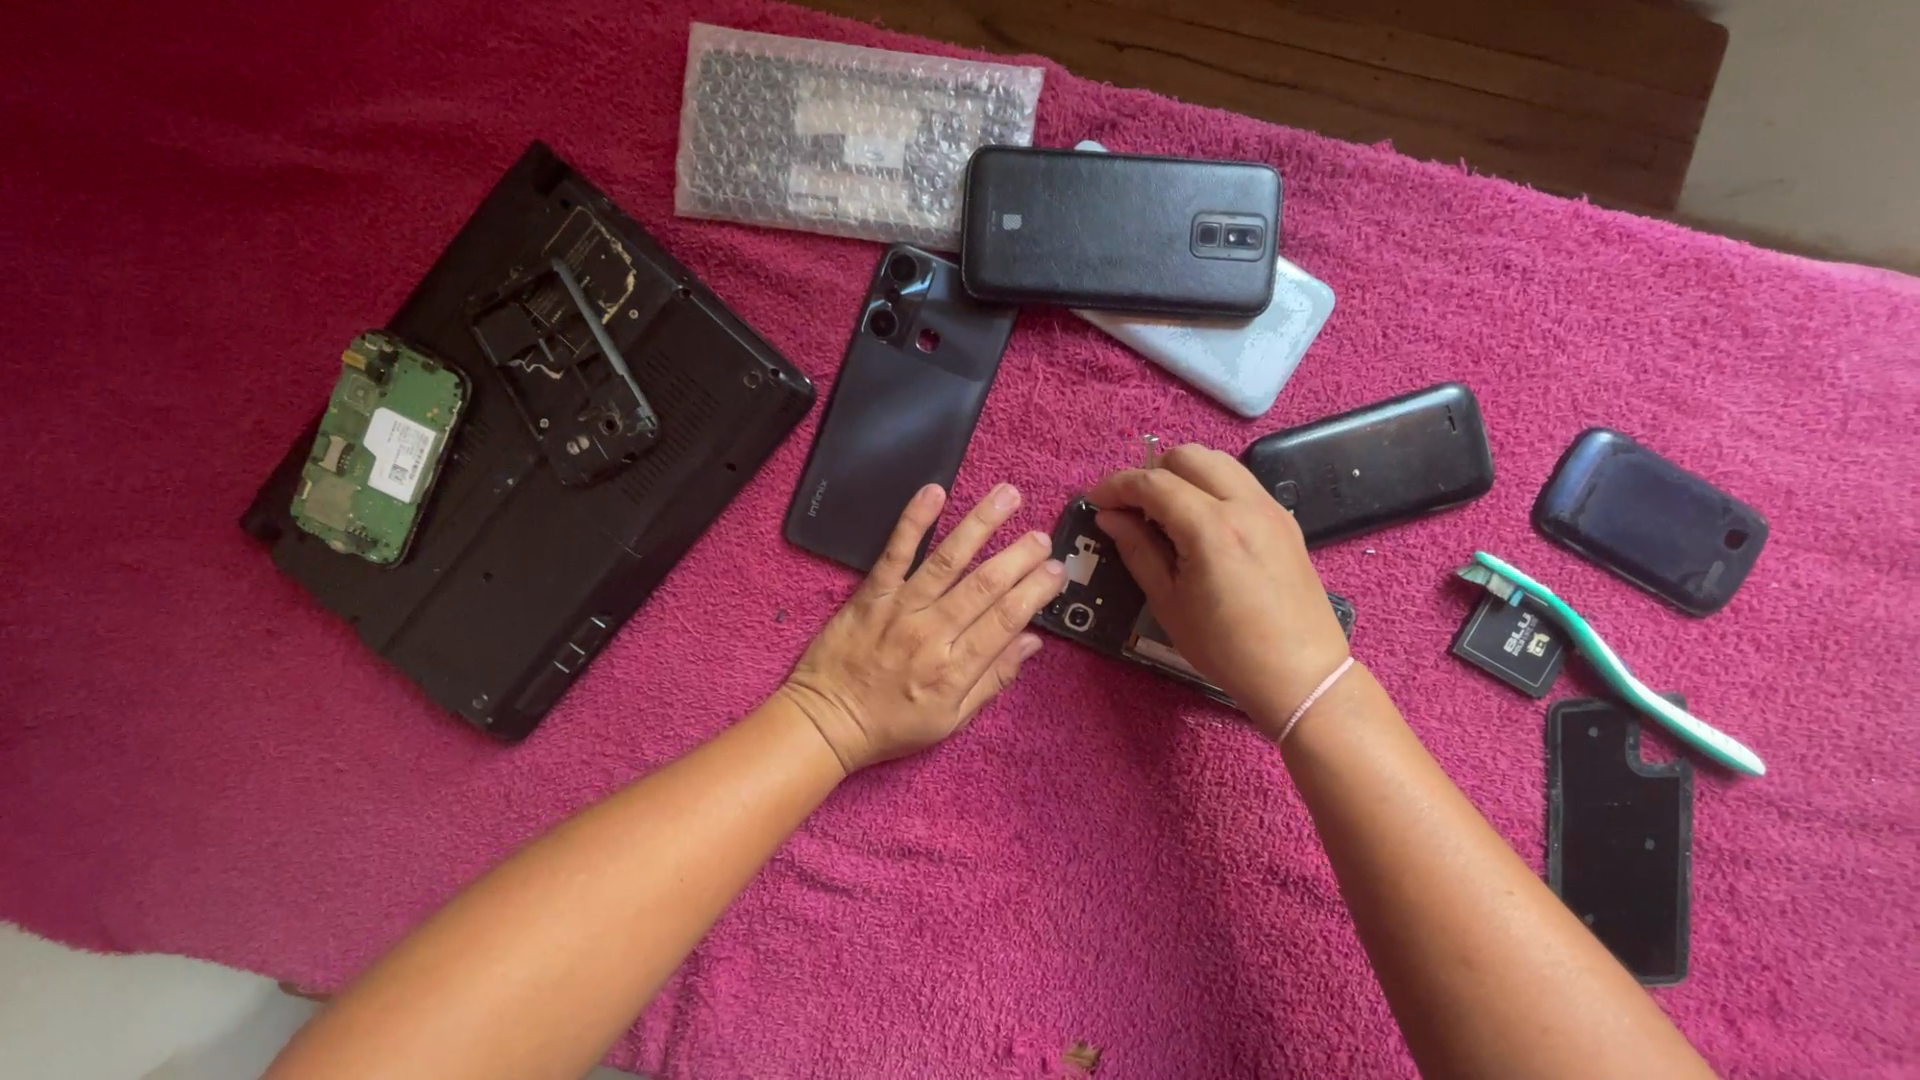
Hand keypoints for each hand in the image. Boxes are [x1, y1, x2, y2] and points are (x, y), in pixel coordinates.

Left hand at [778, 483, 1067, 773]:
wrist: (826, 722)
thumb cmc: (891, 726)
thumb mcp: (950, 721)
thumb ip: (993, 680)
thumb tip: (1031, 642)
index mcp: (955, 669)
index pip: (1005, 620)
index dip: (1035, 592)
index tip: (1057, 570)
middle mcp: (932, 634)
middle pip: (984, 586)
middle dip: (1019, 556)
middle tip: (1043, 535)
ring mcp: (901, 610)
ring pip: (948, 561)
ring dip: (981, 525)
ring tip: (1007, 496)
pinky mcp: (872, 594)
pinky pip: (896, 552)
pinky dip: (915, 520)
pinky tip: (934, 492)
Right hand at [1087, 444, 1349, 733]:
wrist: (1298, 674)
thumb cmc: (1225, 647)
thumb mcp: (1168, 603)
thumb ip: (1137, 550)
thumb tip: (1109, 517)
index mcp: (1211, 528)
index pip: (1154, 483)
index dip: (1117, 486)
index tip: (1095, 501)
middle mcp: (1245, 504)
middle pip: (1187, 457)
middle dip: (1151, 473)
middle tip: (1131, 507)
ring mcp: (1270, 508)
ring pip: (1218, 462)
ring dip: (1183, 474)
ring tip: (1164, 511)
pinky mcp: (1284, 520)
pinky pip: (1240, 482)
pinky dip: (1211, 486)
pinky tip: (1199, 522)